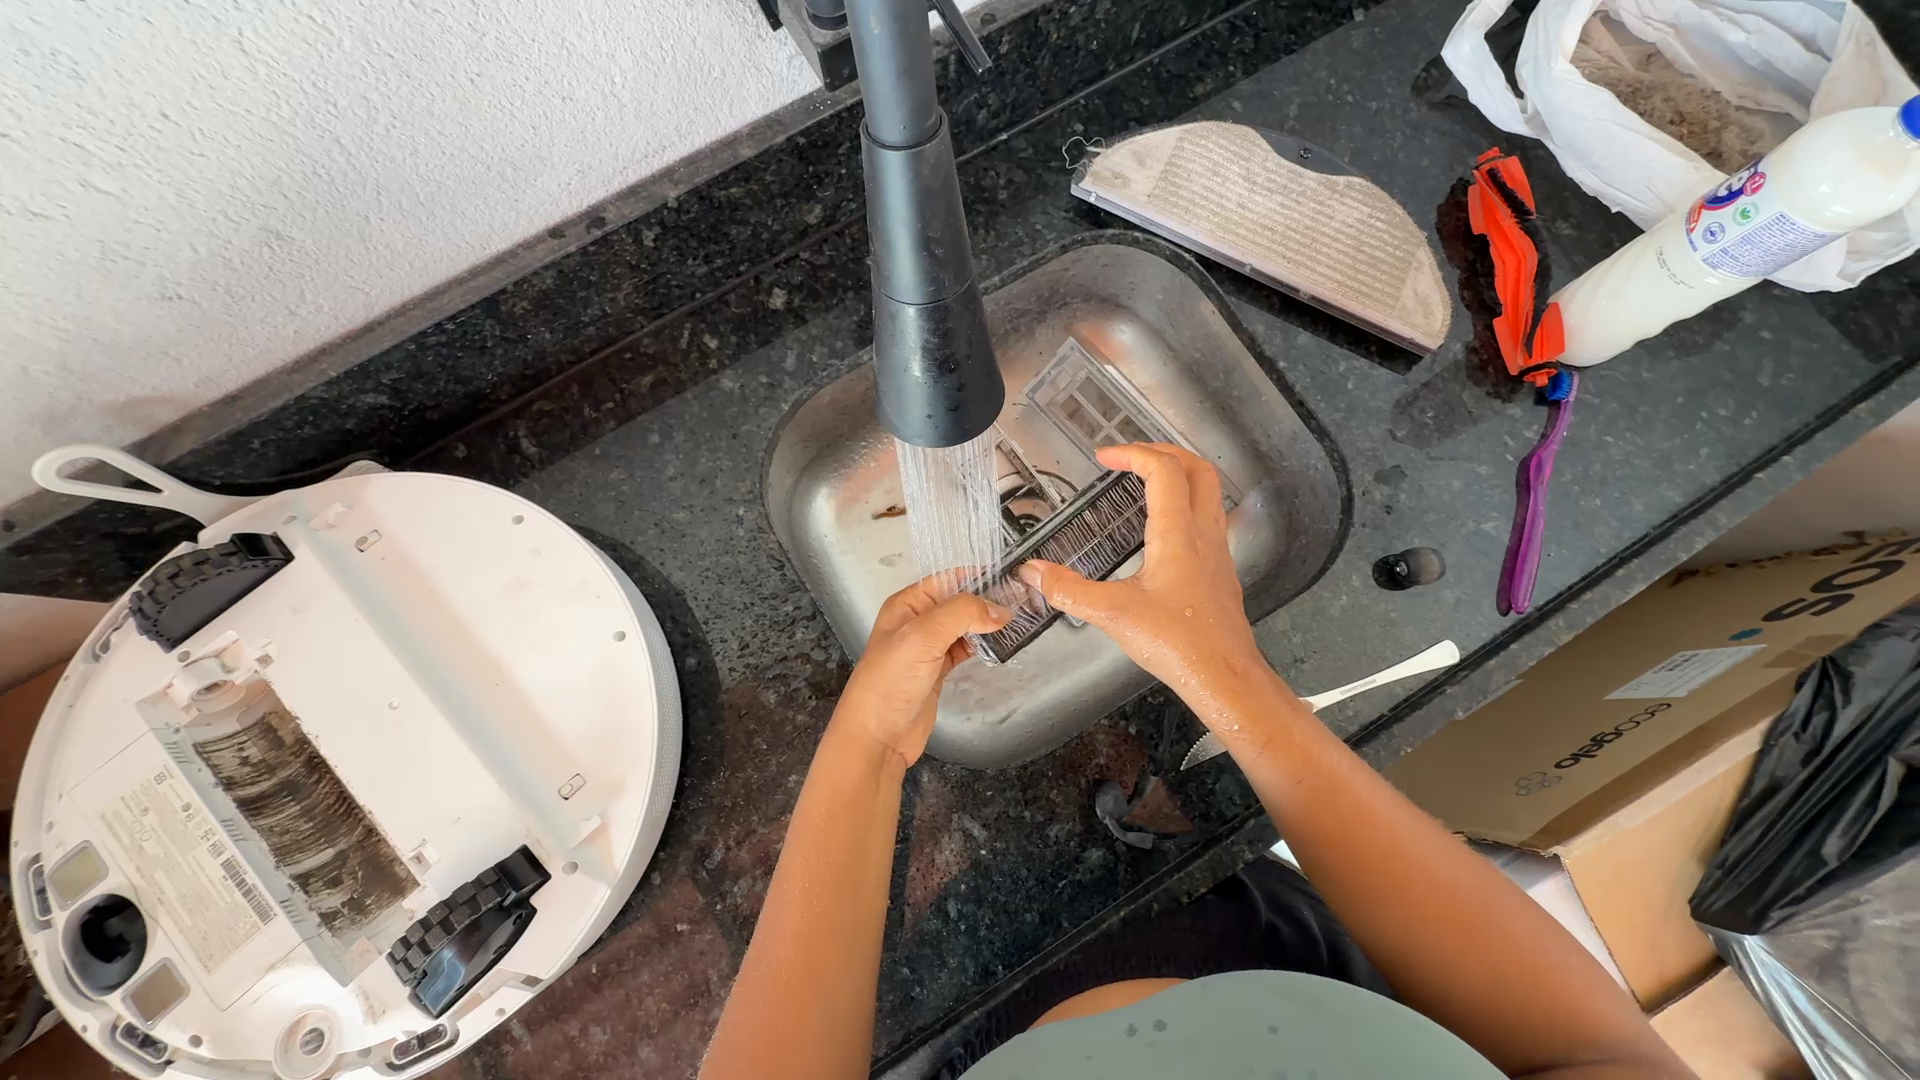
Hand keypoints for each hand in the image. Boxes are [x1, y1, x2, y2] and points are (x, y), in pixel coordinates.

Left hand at [835, 576, 1011, 767]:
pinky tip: (999, 645)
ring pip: (964, 626)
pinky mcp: (937, 670)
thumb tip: (999, 610)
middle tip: (1021, 601)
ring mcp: (927, 647)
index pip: (946, 579)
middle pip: (958, 602)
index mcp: (906, 605)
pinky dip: (982, 645)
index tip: (1009, 577)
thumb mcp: (923, 636)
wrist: (878, 736)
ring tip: (1017, 621)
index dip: (976, 576)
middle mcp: (916, 622)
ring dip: (986, 624)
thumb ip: (961, 614)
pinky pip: (964, 649)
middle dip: (986, 600)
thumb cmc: (889, 682)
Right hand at [1017, 443, 1269, 701]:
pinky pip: (1209, 519)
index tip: (1104, 458)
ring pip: (1209, 492)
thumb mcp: (1112, 614)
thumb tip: (1034, 572)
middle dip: (1162, 452)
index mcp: (1177, 534)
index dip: (1132, 454)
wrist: (1225, 677)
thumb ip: (1068, 590)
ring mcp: (1217, 552)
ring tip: (1146, 481)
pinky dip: (1186, 504)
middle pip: (1197, 468)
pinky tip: (1163, 529)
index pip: (1163, 470)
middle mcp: (1203, 534)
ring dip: (1179, 475)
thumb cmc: (1177, 644)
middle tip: (1130, 457)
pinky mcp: (1220, 571)